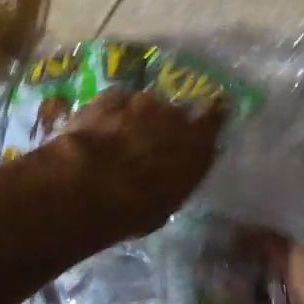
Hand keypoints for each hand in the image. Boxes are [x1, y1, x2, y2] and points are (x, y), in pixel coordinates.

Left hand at [52, 87, 225, 237]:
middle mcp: (175, 115)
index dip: (211, 114)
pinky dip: (113, 111)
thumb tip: (176, 170)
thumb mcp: (168, 201)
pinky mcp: (111, 96)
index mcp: (197, 143)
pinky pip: (118, 100)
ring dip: (138, 117)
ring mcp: (142, 101)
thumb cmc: (135, 207)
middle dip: (166, 124)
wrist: (89, 185)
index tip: (208, 114)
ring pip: (145, 105)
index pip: (214, 118)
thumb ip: (179, 176)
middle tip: (151, 142)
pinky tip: (102, 126)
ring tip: (121, 136)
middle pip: (175, 113)